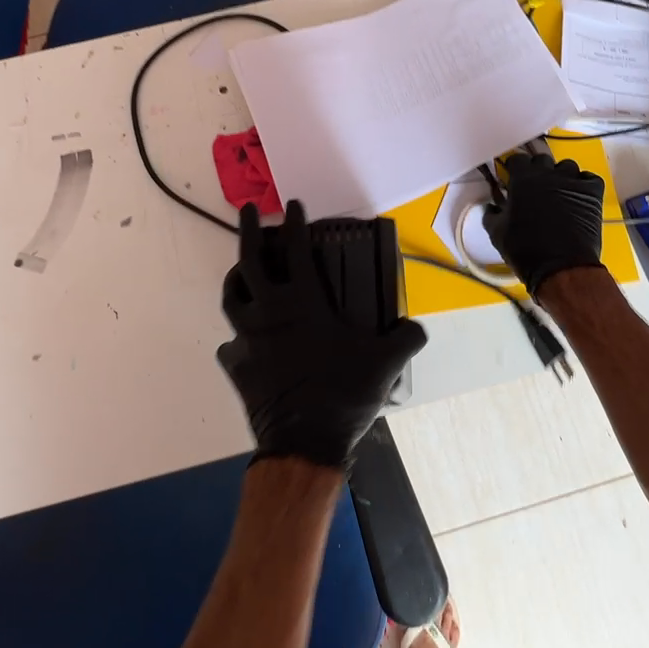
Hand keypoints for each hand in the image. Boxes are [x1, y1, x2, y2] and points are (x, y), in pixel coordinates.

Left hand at [217, 201, 427, 468]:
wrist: (304, 442)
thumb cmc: (343, 394)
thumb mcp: (386, 363)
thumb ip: (405, 338)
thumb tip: (417, 327)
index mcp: (302, 303)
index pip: (293, 250)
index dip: (294, 224)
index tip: (294, 205)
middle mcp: (269, 313)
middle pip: (248, 261)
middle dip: (249, 230)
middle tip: (249, 211)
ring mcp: (246, 339)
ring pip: (231, 297)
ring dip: (235, 277)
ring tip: (242, 270)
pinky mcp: (236, 367)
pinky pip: (231, 343)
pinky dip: (238, 335)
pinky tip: (248, 339)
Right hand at [483, 152, 605, 295]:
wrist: (560, 268)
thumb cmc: (524, 250)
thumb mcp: (497, 233)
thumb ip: (491, 214)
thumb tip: (491, 208)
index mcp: (522, 179)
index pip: (517, 159)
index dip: (514, 168)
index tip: (513, 178)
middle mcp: (547, 174)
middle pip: (542, 159)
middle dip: (537, 170)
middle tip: (535, 187)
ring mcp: (572, 181)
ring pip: (567, 166)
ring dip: (561, 176)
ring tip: (559, 192)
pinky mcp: (592, 193)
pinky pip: (590, 178)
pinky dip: (584, 184)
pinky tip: (579, 197)